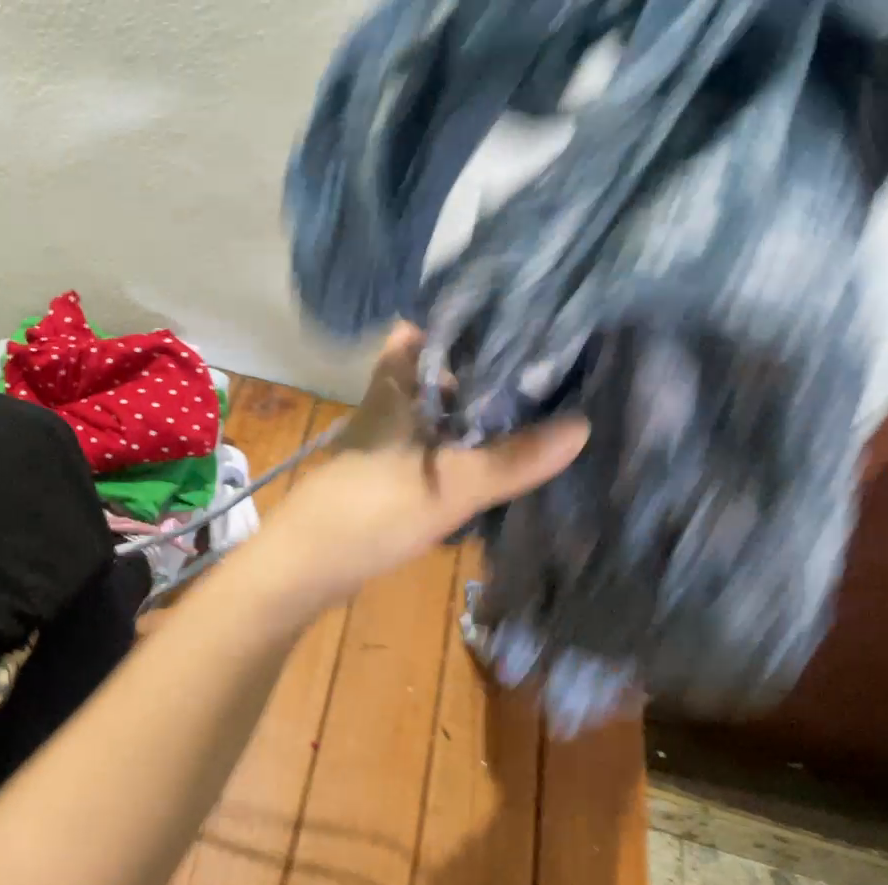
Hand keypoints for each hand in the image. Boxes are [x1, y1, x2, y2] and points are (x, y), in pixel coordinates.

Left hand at [239, 324, 588, 614]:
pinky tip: (495, 456)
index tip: (518, 314)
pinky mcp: (383, 476)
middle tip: (545, 363)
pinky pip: (431, 448)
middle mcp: (387, 405)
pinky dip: (459, 448)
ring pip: (435, 412)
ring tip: (536, 404)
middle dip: (483, 368)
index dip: (465, 317)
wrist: (305, 567)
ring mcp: (382, 441)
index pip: (425, 328)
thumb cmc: (373, 509)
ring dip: (473, 412)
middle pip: (437, 371)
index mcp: (396, 386)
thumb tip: (583, 426)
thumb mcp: (453, 484)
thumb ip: (514, 457)